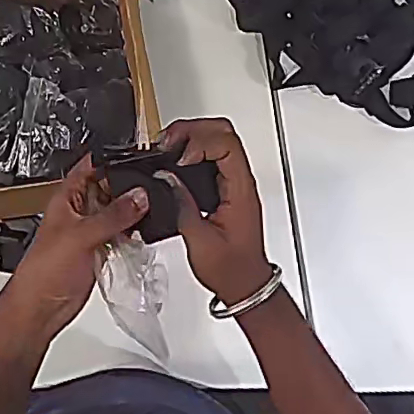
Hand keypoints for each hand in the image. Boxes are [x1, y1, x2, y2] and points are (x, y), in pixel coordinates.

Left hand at [0, 154, 149, 343]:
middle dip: (128, 184)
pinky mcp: (100, 248)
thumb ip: (112, 216)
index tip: (135, 153)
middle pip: (108, 186)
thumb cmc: (43, 270)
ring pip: (116, 210)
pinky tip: (144, 230)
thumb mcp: (81, 236)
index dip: (109, 157)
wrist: (41, 309)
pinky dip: (133, 230)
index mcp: (68, 198)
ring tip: (151, 206)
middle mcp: (80, 210)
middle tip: (150, 183)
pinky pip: (121, 231)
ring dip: (132, 209)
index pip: (90, 166)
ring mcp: (90, 229)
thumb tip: (138, 197)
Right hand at [158, 118, 271, 304]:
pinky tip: (177, 157)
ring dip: (193, 135)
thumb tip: (167, 178)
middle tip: (168, 140)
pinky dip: (194, 147)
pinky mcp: (228, 185)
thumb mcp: (199, 240)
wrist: (246, 284)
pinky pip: (214, 153)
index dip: (199, 142)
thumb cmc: (230, 269)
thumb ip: (182, 205)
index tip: (179, 158)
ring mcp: (236, 180)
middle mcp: (242, 180)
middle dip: (193, 128)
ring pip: (220, 138)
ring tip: (169, 145)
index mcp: (240, 189)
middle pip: (224, 131)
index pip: (226, 144)